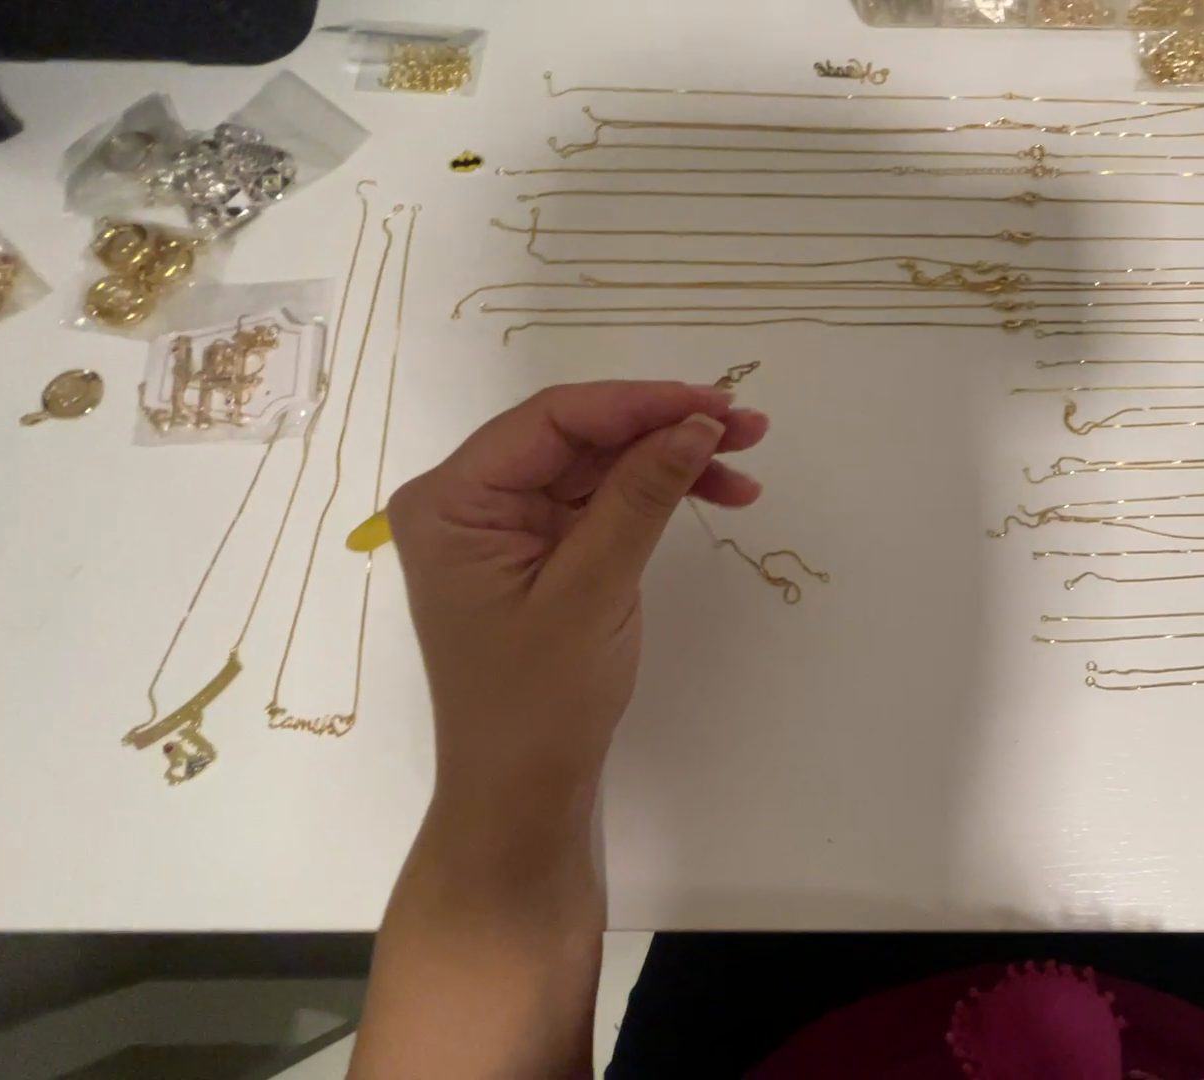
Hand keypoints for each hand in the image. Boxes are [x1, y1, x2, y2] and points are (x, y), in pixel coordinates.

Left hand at [387, 381, 768, 815]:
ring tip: (747, 464)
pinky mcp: (551, 546)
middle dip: (666, 429)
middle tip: (748, 427)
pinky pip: (612, 501)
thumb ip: (643, 498)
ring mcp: (516, 522)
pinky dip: (664, 496)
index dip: (639, 404)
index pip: (554, 421)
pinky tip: (720, 494)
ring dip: (675, 461)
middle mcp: (477, 498)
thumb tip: (698, 424)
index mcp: (455, 500)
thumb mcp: (593, 590)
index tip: (715, 405)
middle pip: (584, 437)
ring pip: (605, 465)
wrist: (527, 784)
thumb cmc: (541, 699)